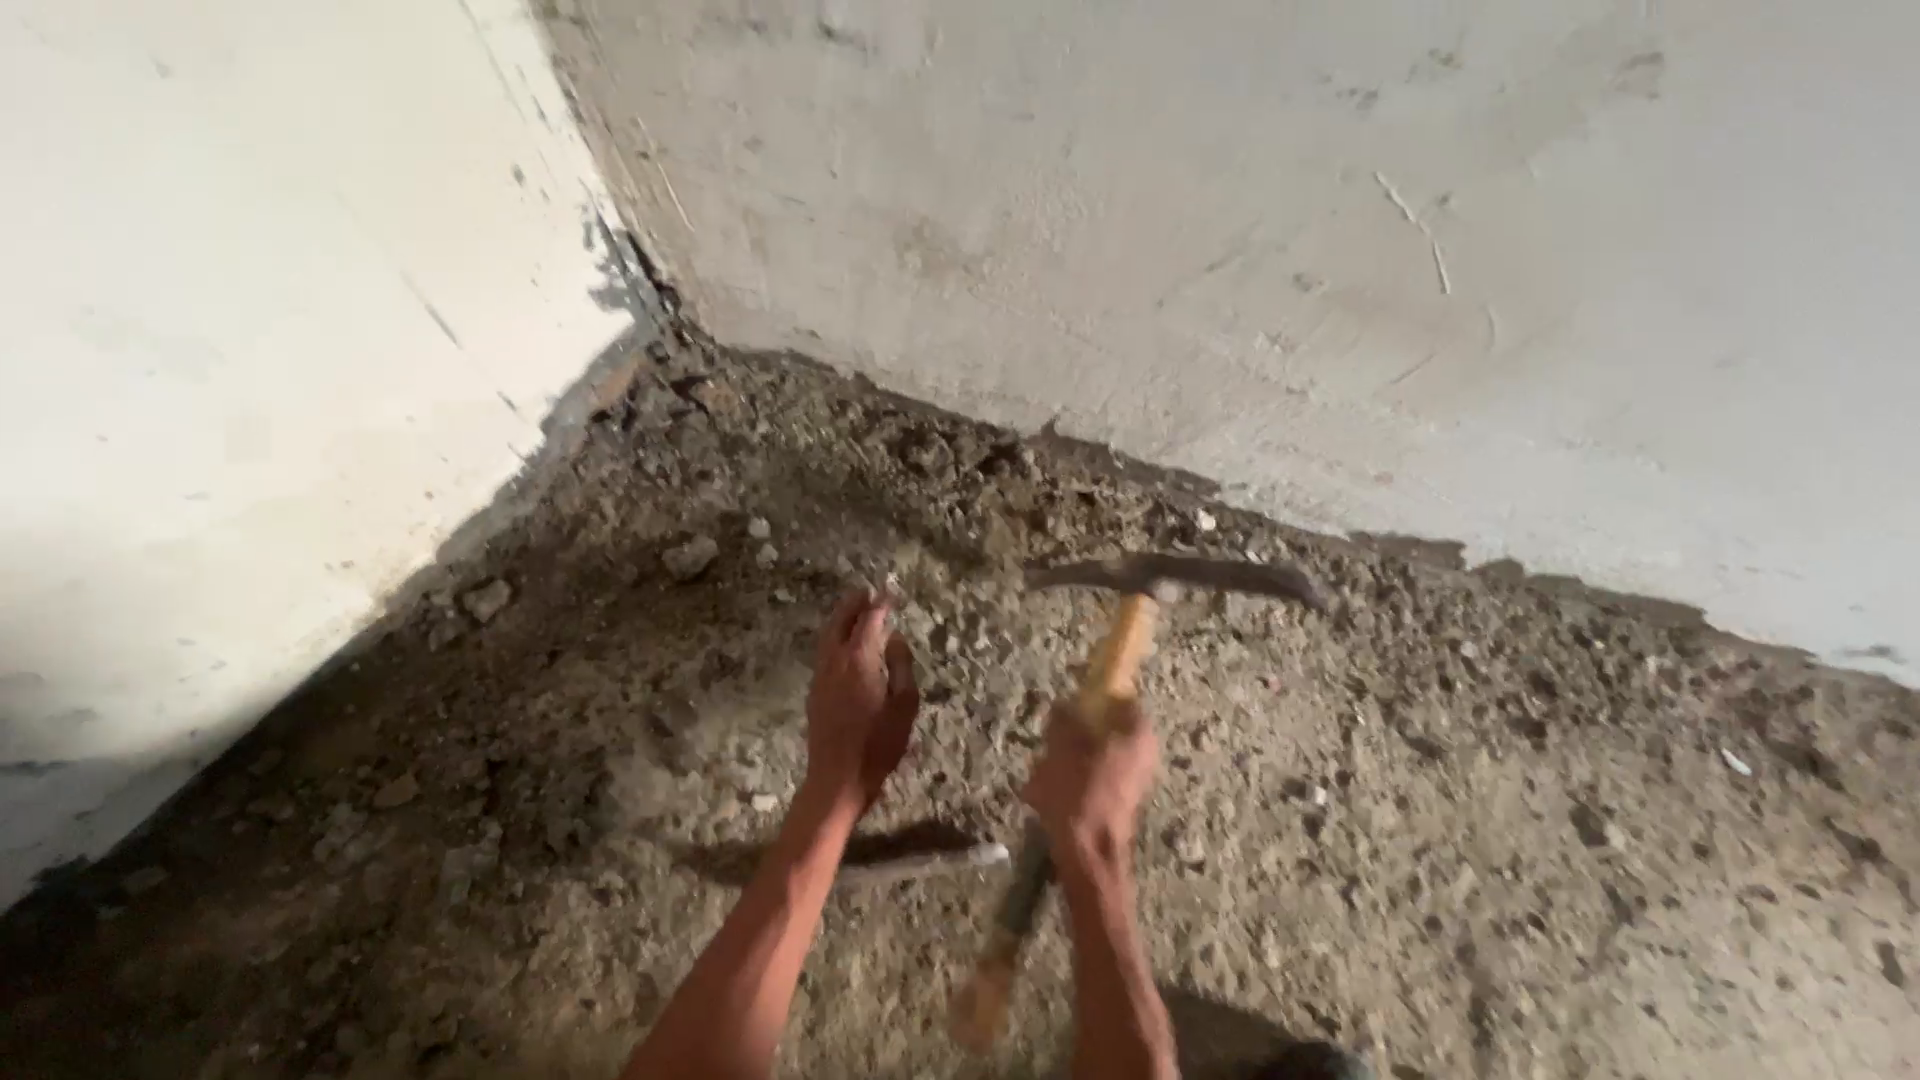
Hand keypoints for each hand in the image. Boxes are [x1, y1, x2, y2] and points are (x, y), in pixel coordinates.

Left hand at [803, 590, 919, 815]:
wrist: (838, 778)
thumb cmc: (879, 744)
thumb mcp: (904, 704)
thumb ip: (900, 666)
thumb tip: (895, 638)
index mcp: (859, 660)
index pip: (869, 621)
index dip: (880, 605)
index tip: (889, 592)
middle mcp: (835, 662)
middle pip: (840, 623)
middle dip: (853, 604)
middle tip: (865, 590)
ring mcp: (821, 677)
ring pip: (827, 637)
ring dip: (840, 619)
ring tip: (854, 609)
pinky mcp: (815, 692)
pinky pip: (823, 653)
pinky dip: (834, 638)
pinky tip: (844, 644)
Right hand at [1023, 701, 1157, 873]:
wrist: (1087, 852)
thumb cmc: (1077, 791)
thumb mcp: (1062, 745)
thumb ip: (1064, 718)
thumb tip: (1065, 706)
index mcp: (1137, 732)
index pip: (1118, 696)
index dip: (1091, 695)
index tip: (1067, 704)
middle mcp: (1143, 752)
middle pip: (1102, 727)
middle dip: (1072, 735)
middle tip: (1050, 745)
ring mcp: (1133, 779)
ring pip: (1091, 755)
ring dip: (1065, 761)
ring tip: (1043, 776)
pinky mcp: (1119, 801)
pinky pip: (1090, 779)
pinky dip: (1070, 783)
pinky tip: (1048, 796)